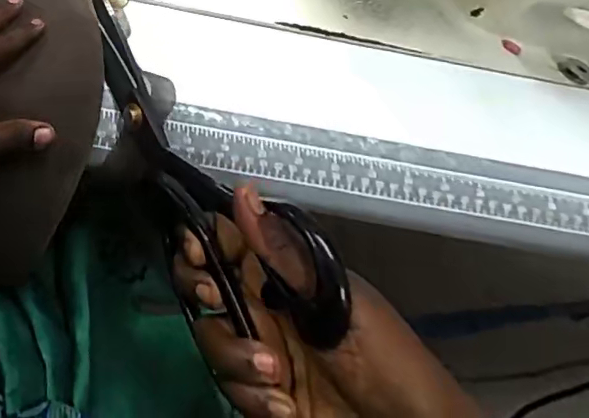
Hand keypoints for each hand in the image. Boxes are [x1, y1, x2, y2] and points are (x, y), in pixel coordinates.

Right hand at [173, 186, 479, 417]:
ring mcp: (259, 349)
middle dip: (198, 288)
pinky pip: (230, 384)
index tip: (195, 250)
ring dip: (234, 356)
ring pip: (211, 335)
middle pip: (202, 282)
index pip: (223, 240)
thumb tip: (243, 191)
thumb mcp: (338, 302)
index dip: (200, 238)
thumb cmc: (392, 362)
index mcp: (279, 272)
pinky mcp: (262, 393)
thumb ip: (282, 254)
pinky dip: (250, 396)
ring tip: (277, 378)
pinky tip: (283, 406)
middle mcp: (261, 305)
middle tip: (217, 299)